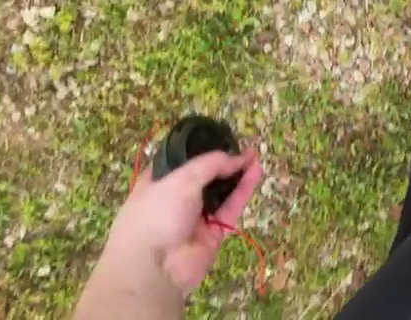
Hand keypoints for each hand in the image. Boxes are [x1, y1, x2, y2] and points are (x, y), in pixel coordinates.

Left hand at [98, 148, 262, 295]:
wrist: (154, 270)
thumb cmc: (156, 215)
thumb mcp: (182, 178)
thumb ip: (212, 163)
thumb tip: (238, 157)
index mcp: (155, 187)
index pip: (177, 164)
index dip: (197, 150)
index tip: (218, 139)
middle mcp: (173, 202)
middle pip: (203, 177)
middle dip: (223, 162)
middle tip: (243, 147)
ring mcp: (193, 218)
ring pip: (220, 192)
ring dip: (237, 174)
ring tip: (256, 155)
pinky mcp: (213, 232)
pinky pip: (231, 207)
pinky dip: (244, 190)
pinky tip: (256, 171)